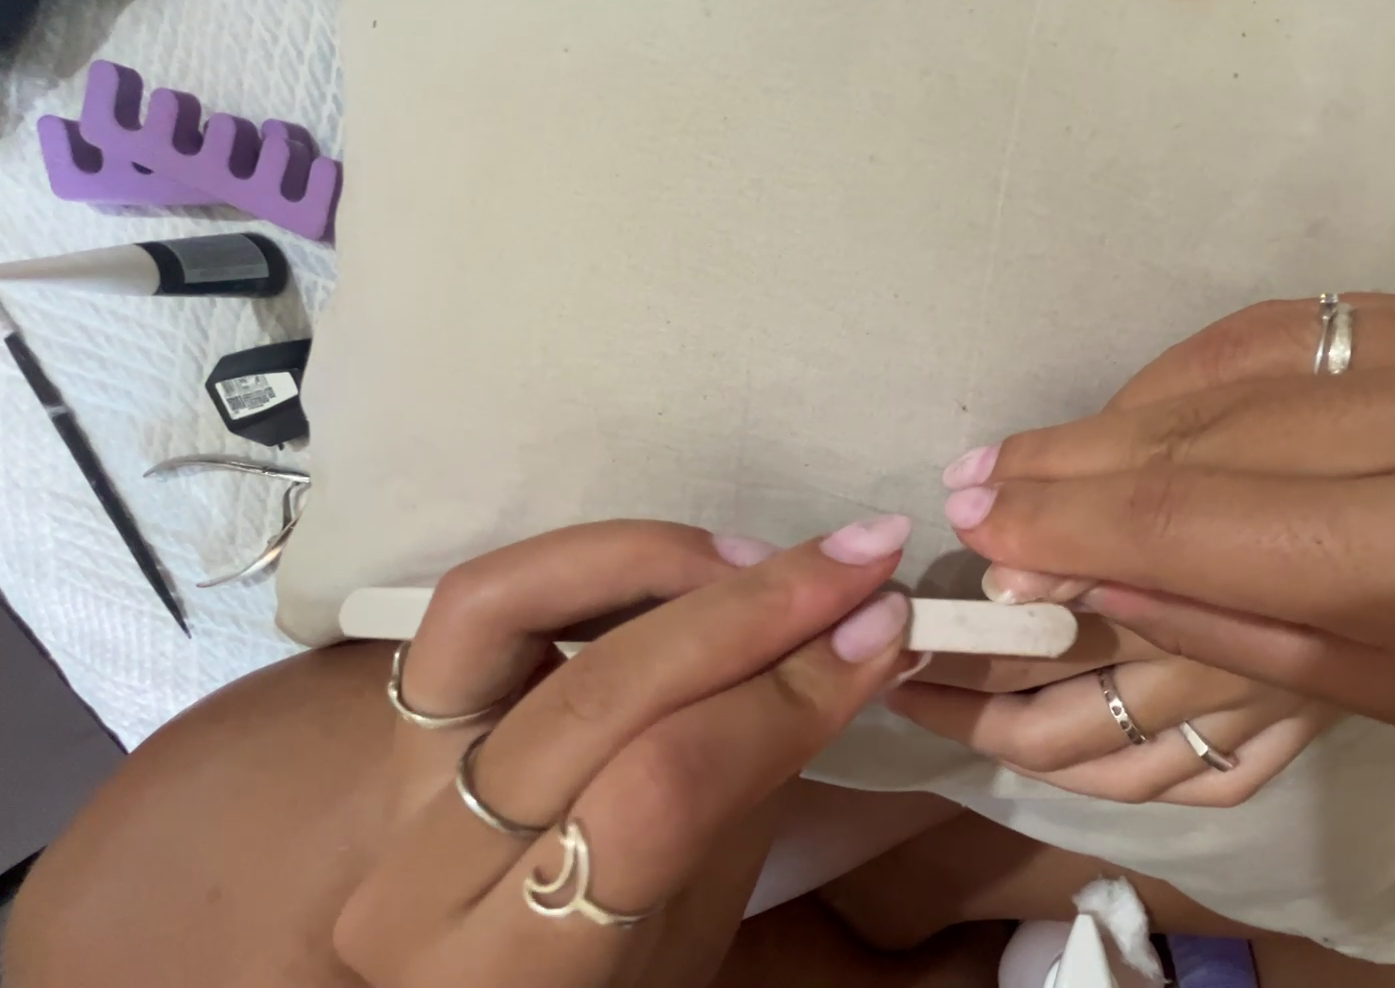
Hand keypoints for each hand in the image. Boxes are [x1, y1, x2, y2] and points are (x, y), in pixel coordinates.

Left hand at [333, 516, 918, 987]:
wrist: (508, 980)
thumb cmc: (632, 964)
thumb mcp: (715, 899)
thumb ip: (773, 756)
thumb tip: (867, 631)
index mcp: (520, 965)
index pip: (665, 788)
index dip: (787, 689)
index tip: (885, 627)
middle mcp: (431, 866)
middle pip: (603, 688)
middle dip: (756, 605)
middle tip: (860, 558)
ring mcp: (404, 773)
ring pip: (507, 609)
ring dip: (664, 558)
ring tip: (769, 555)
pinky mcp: (412, 708)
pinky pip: (491, 595)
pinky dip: (601, 556)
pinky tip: (695, 558)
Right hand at [935, 294, 1394, 834]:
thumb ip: (1226, 624)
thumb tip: (1086, 573)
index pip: (1201, 525)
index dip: (1070, 524)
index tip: (980, 523)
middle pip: (1208, 434)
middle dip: (1075, 465)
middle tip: (978, 479)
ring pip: (1239, 368)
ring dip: (1123, 415)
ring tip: (1038, 451)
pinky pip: (1299, 327)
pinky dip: (1201, 368)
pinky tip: (1140, 403)